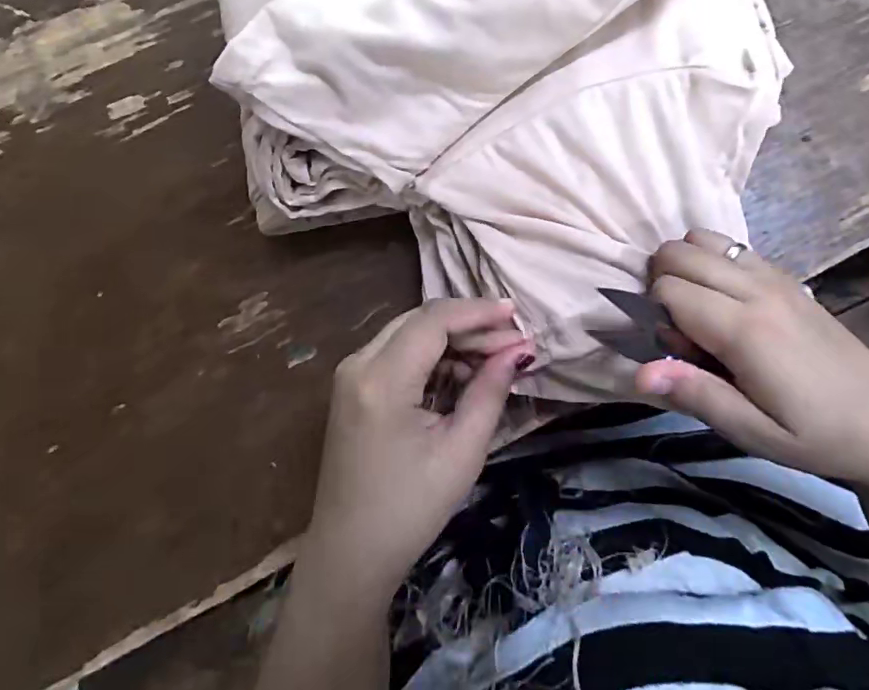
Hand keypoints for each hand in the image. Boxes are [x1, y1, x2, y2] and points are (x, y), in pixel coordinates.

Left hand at [301, 298, 532, 600]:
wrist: (350, 556)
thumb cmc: (410, 510)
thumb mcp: (462, 452)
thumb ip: (490, 392)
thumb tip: (519, 351)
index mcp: (381, 379)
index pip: (434, 320)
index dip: (478, 312)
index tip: (517, 317)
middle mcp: (358, 364)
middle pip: (421, 320)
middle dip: (469, 325)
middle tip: (513, 342)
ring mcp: (351, 374)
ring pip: (410, 332)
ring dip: (453, 340)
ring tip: (494, 361)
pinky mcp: (353, 386)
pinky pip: (398, 352)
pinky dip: (432, 356)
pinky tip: (462, 375)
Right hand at [633, 229, 868, 489]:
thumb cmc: (816, 435)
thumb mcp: (754, 433)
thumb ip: (696, 395)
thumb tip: (639, 372)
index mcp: (745, 330)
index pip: (668, 289)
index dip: (655, 316)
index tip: (676, 350)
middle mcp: (757, 289)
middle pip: (677, 252)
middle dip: (661, 282)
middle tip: (680, 329)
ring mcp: (774, 276)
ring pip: (700, 238)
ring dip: (685, 266)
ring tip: (699, 309)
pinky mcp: (786, 275)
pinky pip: (730, 244)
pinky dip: (711, 260)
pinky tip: (726, 300)